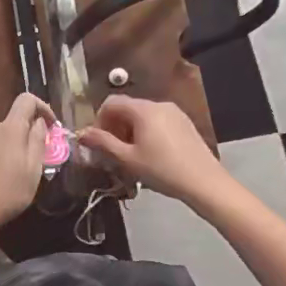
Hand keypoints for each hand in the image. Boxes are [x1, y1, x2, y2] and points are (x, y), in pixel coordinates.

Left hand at [0, 93, 53, 232]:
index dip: (43, 107)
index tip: (53, 127)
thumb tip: (40, 121)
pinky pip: (1, 141)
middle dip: (35, 130)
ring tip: (31, 166)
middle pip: (18, 117)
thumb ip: (38, 139)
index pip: (26, 99)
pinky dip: (12, 149)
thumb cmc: (9, 190)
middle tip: (46, 153)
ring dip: (24, 142)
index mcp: (9, 127)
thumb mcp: (33, 166)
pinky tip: (14, 171)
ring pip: (10, 131)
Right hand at [80, 95, 240, 213]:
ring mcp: (174, 112)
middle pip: (127, 107)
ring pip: (142, 115)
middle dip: (114, 126)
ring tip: (130, 154)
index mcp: (143, 110)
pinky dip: (146, 131)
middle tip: (112, 150)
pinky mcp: (184, 123)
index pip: (111, 103)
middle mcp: (159, 104)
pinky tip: (150, 153)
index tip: (98, 142)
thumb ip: (102, 142)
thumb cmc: (162, 170)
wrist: (205, 183)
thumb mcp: (127, 159)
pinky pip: (157, 120)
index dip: (99, 120)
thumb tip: (80, 133)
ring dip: (129, 130)